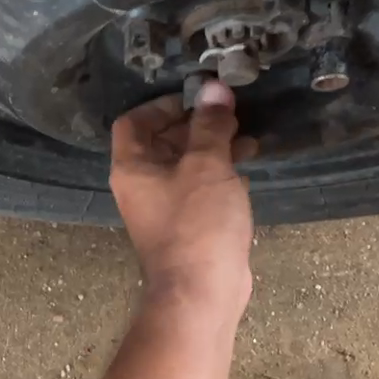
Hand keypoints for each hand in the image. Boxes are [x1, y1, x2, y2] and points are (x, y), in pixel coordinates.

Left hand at [109, 80, 254, 320]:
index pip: (133, 122)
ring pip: (184, 166)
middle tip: (231, 115)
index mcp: (131, 168)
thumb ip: (210, 125)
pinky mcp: (185, 226)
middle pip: (160, 142)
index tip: (198, 99)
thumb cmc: (197, 224)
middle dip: (195, 125)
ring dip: (212, 149)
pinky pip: (197, 190)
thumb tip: (214, 87)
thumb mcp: (206, 165)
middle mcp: (140, 186)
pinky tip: (247, 169)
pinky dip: (218, 175)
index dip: (162, 105)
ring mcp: (162, 209)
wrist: (201, 292)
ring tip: (247, 138)